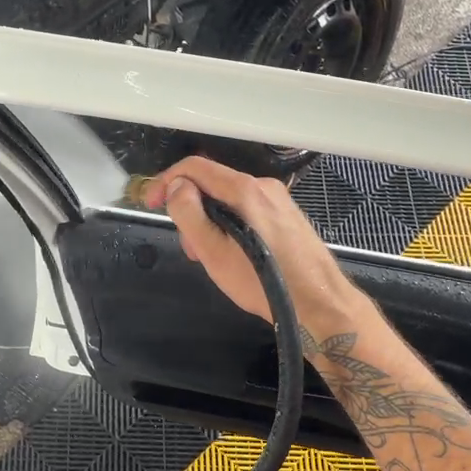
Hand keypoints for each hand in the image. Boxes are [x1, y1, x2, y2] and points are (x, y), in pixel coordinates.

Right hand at [141, 157, 370, 334]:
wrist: (318, 304)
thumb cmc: (261, 281)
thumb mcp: (213, 251)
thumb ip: (189, 214)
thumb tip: (176, 187)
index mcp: (244, 189)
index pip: (194, 167)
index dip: (166, 181)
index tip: (151, 204)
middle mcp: (264, 186)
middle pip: (212, 183)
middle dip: (190, 209)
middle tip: (189, 247)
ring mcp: (279, 200)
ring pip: (229, 200)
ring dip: (210, 221)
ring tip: (211, 257)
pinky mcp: (287, 216)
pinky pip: (247, 210)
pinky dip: (230, 226)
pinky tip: (234, 256)